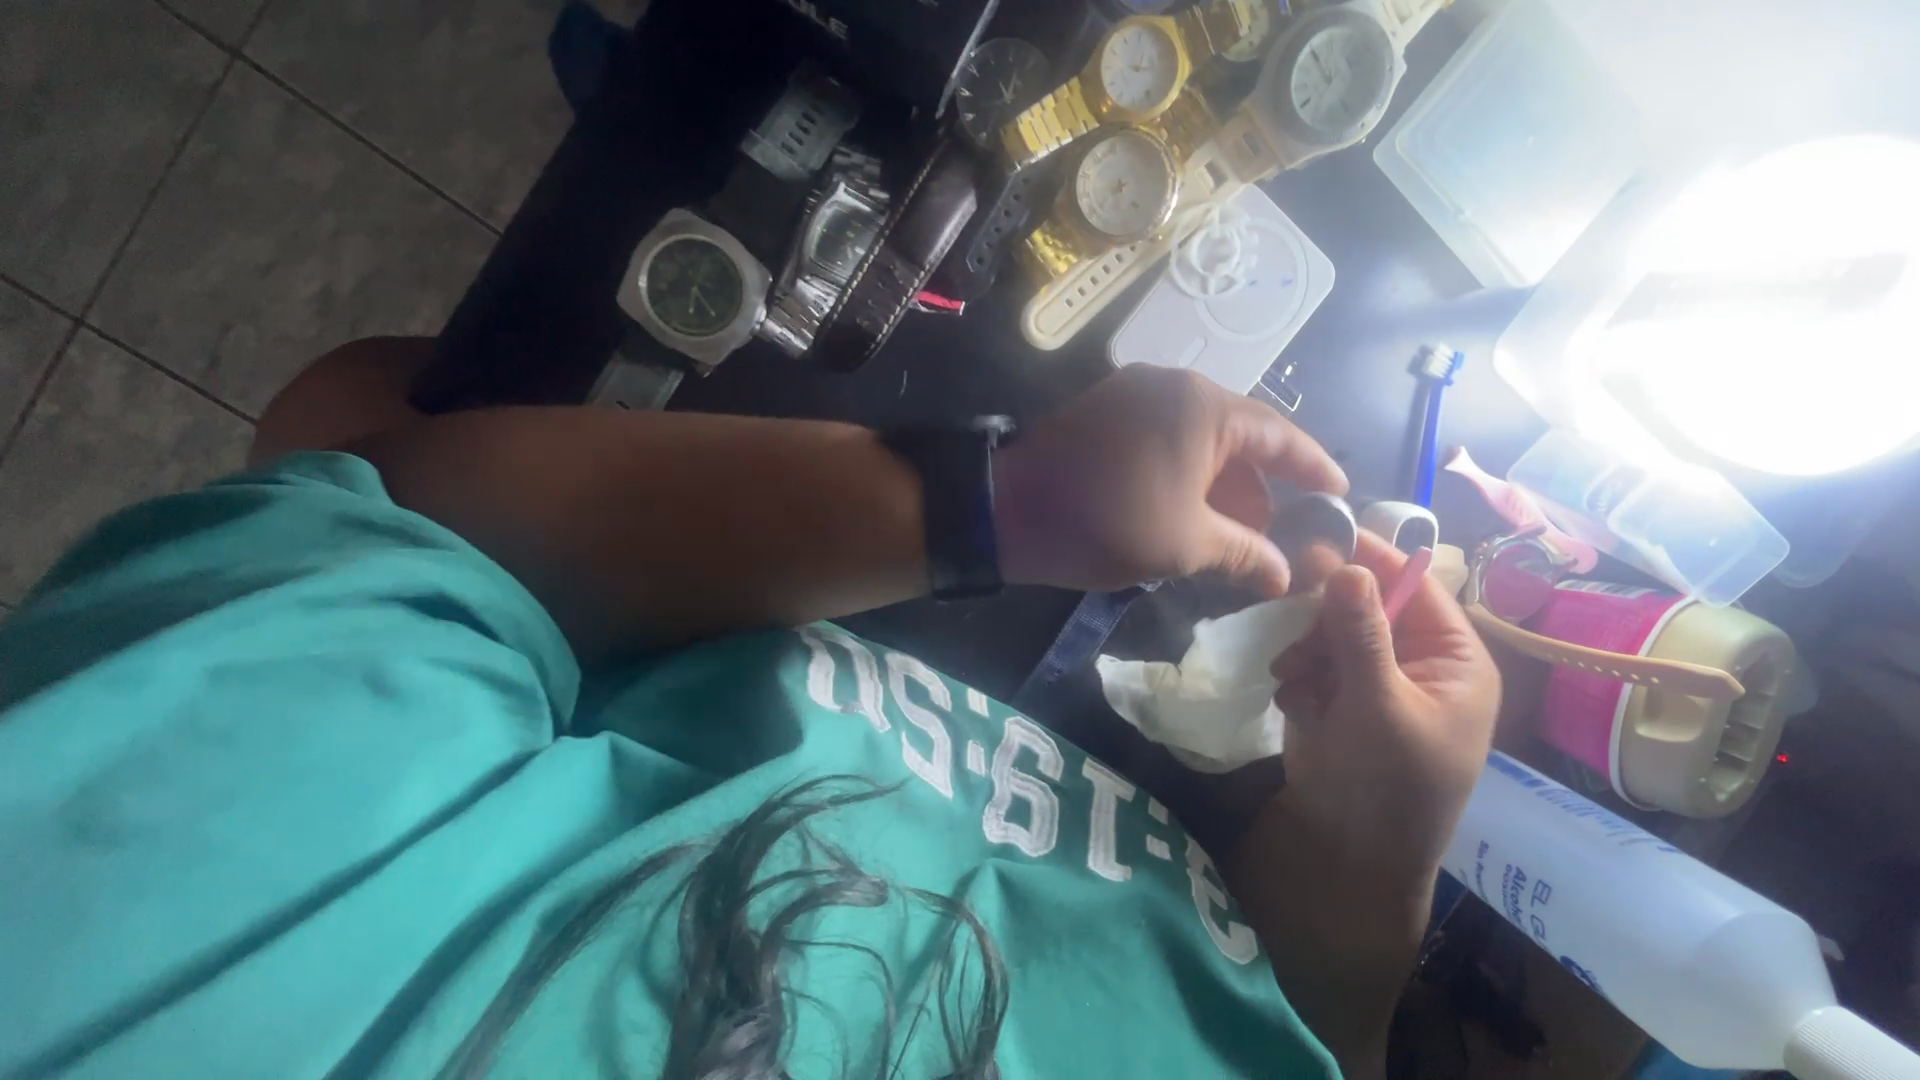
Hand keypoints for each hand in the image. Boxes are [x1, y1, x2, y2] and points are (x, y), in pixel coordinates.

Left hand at [992, 367, 1346, 595]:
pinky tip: (1190, 513)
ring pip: (1199, 440)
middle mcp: (1173, 386)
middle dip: (1260, 488)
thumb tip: (1285, 576)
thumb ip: (1245, 553)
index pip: (1280, 435)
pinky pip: (1164, 439)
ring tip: (1233, 534)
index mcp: (1203, 407)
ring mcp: (1134, 394)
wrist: (1005, 513)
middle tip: (1277, 534)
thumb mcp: (1184, 545)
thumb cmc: (1105, 524)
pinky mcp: (1105, 412)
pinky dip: (1185, 474)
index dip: (1314, 468)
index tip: (1339, 496)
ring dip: (1220, 486)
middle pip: (1239, 436)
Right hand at [1271, 532, 1500, 885]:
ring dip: (1305, 652)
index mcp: (1452, 660)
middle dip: (1326, 619)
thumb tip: (1348, 565)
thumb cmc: (1387, 782)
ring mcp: (1373, 681)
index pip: (1417, 587)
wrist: (1349, 850)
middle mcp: (1415, 662)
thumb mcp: (1378, 705)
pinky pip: (1310, 663)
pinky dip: (1298, 679)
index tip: (1325, 534)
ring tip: (1292, 679)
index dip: (1374, 560)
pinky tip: (1296, 706)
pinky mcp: (1337, 699)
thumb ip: (1360, 634)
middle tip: (1292, 621)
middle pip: (1365, 606)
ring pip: (1328, 632)